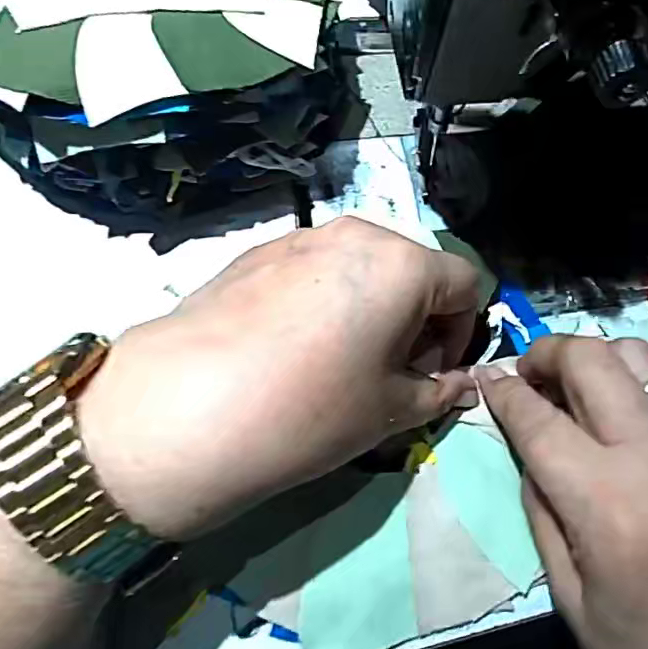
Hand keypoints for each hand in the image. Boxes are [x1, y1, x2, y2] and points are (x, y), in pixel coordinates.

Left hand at [76, 218, 481, 540]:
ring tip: (344, 355)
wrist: (178, 413)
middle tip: (394, 367)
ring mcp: (305, 238)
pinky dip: (332, 299)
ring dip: (378, 305)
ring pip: (368, 266)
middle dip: (422, 316)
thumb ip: (444, 390)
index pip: (469, 285)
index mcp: (406, 265)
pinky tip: (297, 345)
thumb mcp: (394, 410)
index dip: (464, 331)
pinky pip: (321, 268)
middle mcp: (361, 235)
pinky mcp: (259, 250)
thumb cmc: (311, 410)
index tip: (434, 371)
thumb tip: (464, 384)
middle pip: (418, 269)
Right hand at [479, 336, 647, 648]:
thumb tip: (529, 454)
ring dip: (592, 356)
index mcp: (610, 503)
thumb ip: (545, 515)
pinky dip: (626, 379)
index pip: (541, 421)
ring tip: (567, 386)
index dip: (504, 394)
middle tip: (524, 375)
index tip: (484, 379)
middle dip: (547, 353)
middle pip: (593, 359)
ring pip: (636, 353)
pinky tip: (610, 412)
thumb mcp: (576, 605)